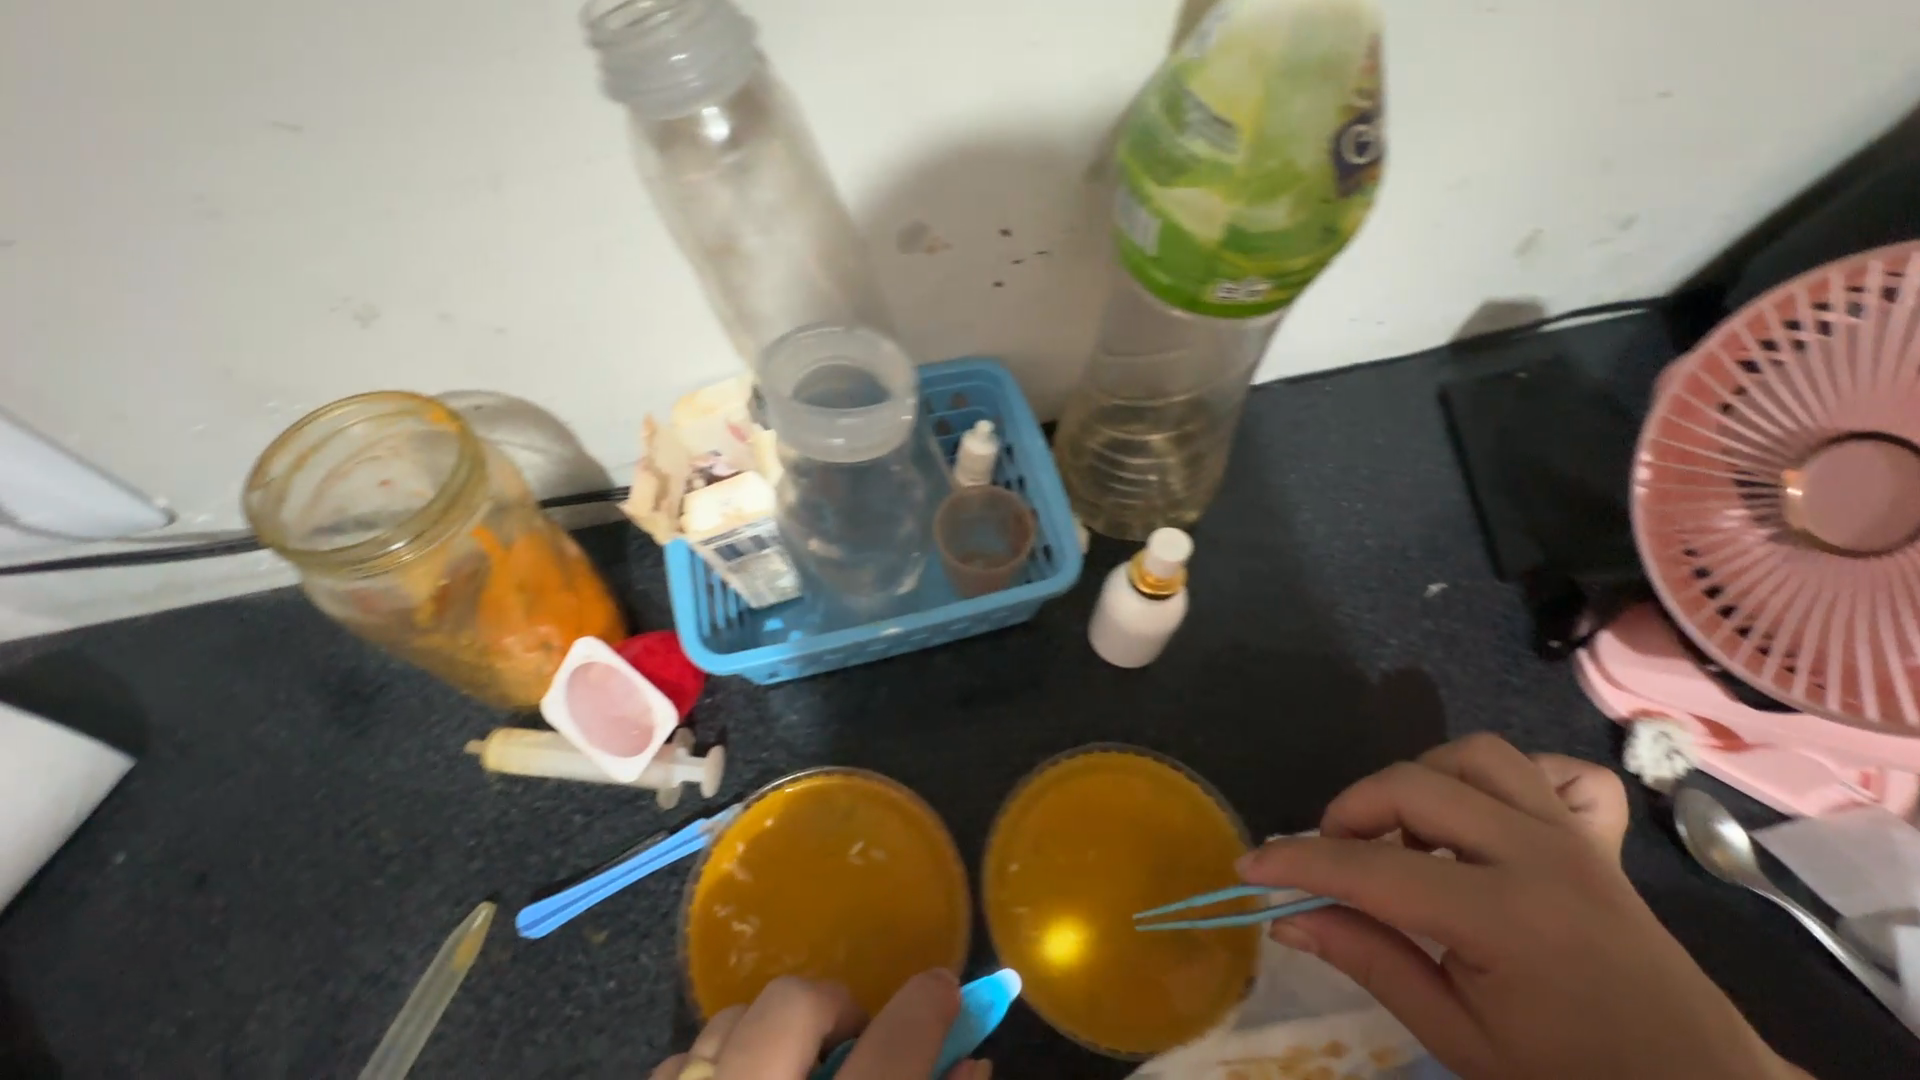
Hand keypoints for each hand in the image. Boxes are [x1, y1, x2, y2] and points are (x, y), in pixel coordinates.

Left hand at [651, 969, 990, 1079]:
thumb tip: (973, 1060)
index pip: (895, 1052)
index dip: (929, 1008)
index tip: (944, 988)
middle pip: (798, 1004)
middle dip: (835, 1008)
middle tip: (850, 1044)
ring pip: (734, 1019)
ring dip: (769, 1036)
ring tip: (784, 1074)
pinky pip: (680, 1058)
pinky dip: (714, 1066)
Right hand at [1239, 734, 1802, 1079]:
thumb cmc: (1572, 1076)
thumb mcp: (1458, 1037)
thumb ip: (1370, 961)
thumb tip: (1287, 918)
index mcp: (1505, 919)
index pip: (1371, 869)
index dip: (1298, 862)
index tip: (1248, 866)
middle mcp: (1539, 855)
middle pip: (1412, 786)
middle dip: (1348, 811)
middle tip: (1329, 857)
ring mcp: (1575, 837)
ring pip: (1474, 756)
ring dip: (1419, 781)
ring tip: (1402, 833)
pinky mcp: (1597, 837)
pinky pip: (1550, 770)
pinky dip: (1502, 778)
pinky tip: (1480, 817)